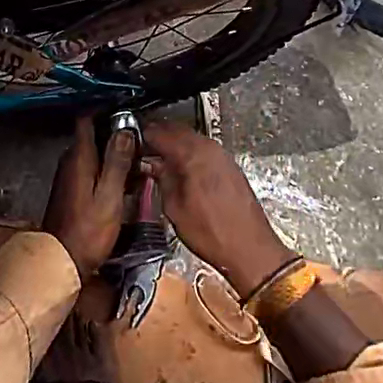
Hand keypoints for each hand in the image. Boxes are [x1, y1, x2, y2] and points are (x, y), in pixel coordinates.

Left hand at [43, 114, 137, 278]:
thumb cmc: (88, 229)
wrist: (62, 260)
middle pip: (92, 137)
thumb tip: (124, 130)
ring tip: (138, 163)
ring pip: (93, 155)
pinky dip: (107, 171)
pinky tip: (125, 185)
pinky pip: (91, 171)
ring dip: (113, 155)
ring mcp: (69, 176)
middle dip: (114, 135)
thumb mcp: (110, 195)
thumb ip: (117, 162)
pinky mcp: (72, 191)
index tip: (124, 110)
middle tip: (139, 140)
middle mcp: (70, 162)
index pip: (86, 120)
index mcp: (79, 157)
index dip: (103, 110)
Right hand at [145, 122, 297, 293]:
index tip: (130, 143)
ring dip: (173, 145)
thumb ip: (161, 178)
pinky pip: (203, 150)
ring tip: (158, 161)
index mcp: (192, 154)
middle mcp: (209, 148)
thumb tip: (151, 165)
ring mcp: (222, 156)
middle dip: (157, 137)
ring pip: (190, 139)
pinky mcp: (230, 167)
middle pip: (175, 130)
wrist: (252, 252)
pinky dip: (188, 153)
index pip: (158, 132)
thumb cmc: (212, 233)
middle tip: (141, 150)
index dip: (141, 136)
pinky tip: (180, 169)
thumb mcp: (174, 207)